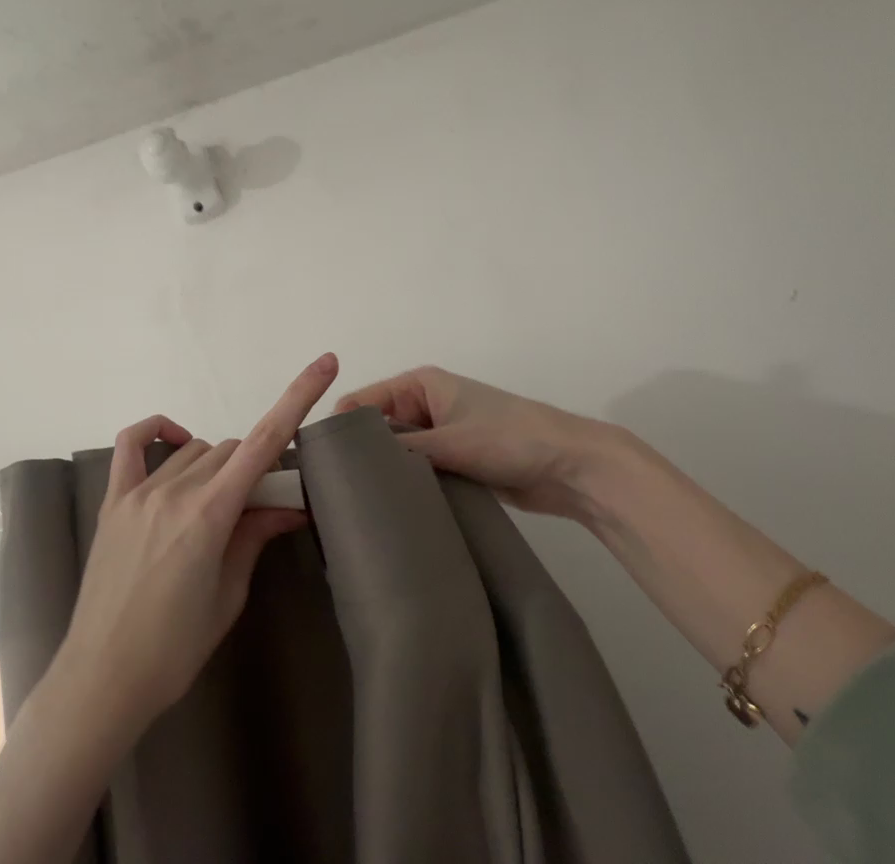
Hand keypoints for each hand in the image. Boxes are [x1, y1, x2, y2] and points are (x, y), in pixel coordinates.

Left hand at [54, 353, 339, 724]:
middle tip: (261, 507)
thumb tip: (288, 508)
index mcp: (210, 516)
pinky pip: (133, 445)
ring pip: (194, 451)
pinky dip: (158, 432)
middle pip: (231, 451)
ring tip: (218, 505)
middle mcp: (174, 492)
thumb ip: (254, 538)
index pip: (262, 444)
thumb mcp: (228, 595)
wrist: (105, 674)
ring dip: (218, 465)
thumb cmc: (176, 648)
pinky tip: (176, 442)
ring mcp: (138, 493)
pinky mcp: (112, 502)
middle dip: (255, 468)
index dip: (297, 399)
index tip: (324, 364)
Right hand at [335, 365, 619, 522]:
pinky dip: (407, 485)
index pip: (362, 402)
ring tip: (357, 504)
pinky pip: (418, 471)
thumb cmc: (509, 439)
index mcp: (420, 384)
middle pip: (377, 429)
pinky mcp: (454, 463)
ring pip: (397, 454)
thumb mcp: (448, 440)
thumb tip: (354, 467)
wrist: (572, 467)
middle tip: (335, 492)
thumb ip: (400, 450)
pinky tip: (389, 509)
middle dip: (361, 455)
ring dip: (386, 473)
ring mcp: (441, 435)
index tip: (321, 465)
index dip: (341, 429)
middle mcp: (425, 405)